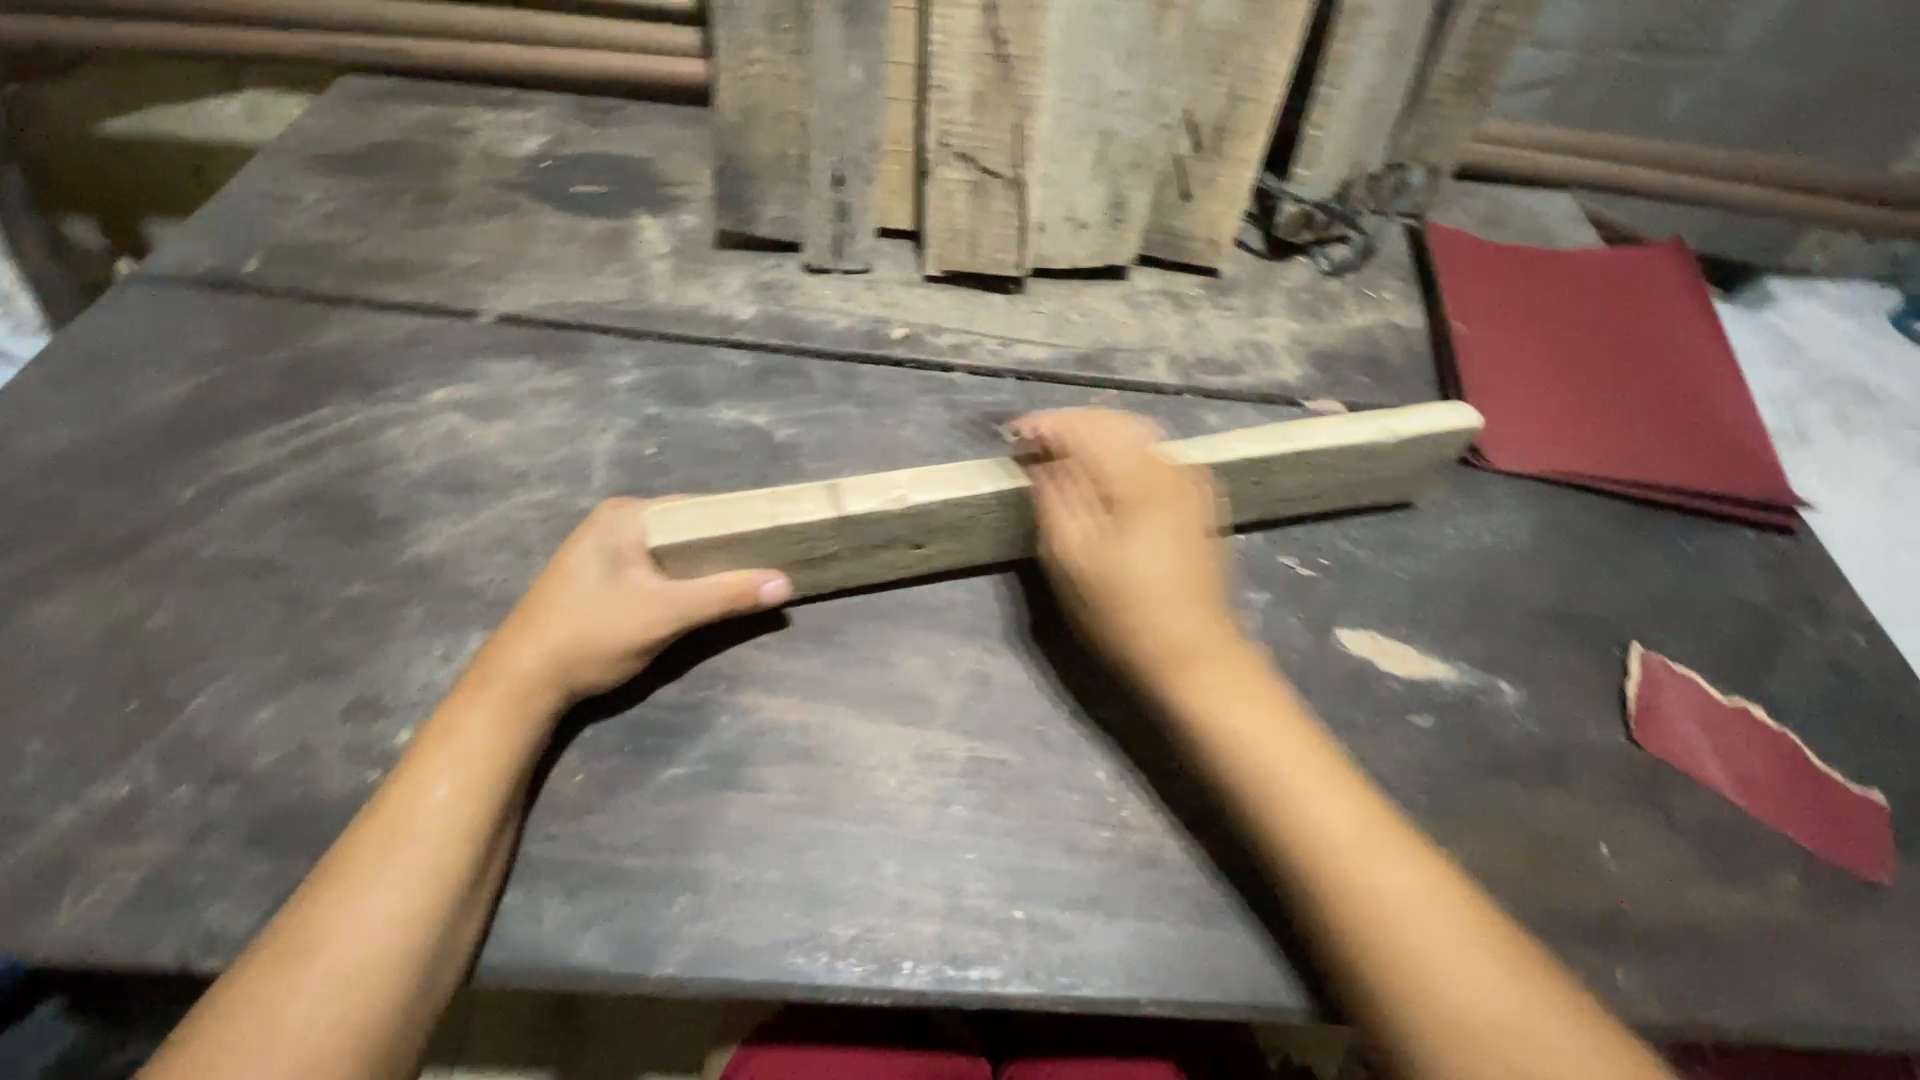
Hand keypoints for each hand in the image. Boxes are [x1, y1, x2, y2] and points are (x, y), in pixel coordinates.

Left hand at [469, 497, 791, 707]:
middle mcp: (618, 522)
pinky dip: (689, 582)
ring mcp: (610, 550)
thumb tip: (785, 582)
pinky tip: (712, 598)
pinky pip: (663, 570)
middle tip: (774, 566)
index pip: (702, 507)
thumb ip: (725, 595)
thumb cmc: (591, 636)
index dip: (743, 523)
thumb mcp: (665, 615)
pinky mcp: (608, 578)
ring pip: (678, 553)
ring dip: (711, 569)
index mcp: (627, 515)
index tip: (782, 541)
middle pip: (692, 529)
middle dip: (729, 549)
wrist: (522, 683)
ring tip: (753, 582)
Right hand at [1011, 408, 1245, 691]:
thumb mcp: (1070, 558)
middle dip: (1068, 426)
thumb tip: (1041, 458)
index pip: (1083, 426)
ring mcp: (1190, 479)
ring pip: (1135, 432)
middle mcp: (1168, 465)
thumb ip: (1052, 497)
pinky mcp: (1199, 497)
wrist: (1192, 651)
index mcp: (1135, 478)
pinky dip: (1122, 451)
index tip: (1012, 438)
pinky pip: (1154, 453)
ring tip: (1061, 457)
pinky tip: (1103, 472)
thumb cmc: (1121, 613)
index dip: (1043, 426)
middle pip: (1111, 421)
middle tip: (1032, 446)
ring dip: (1095, 436)